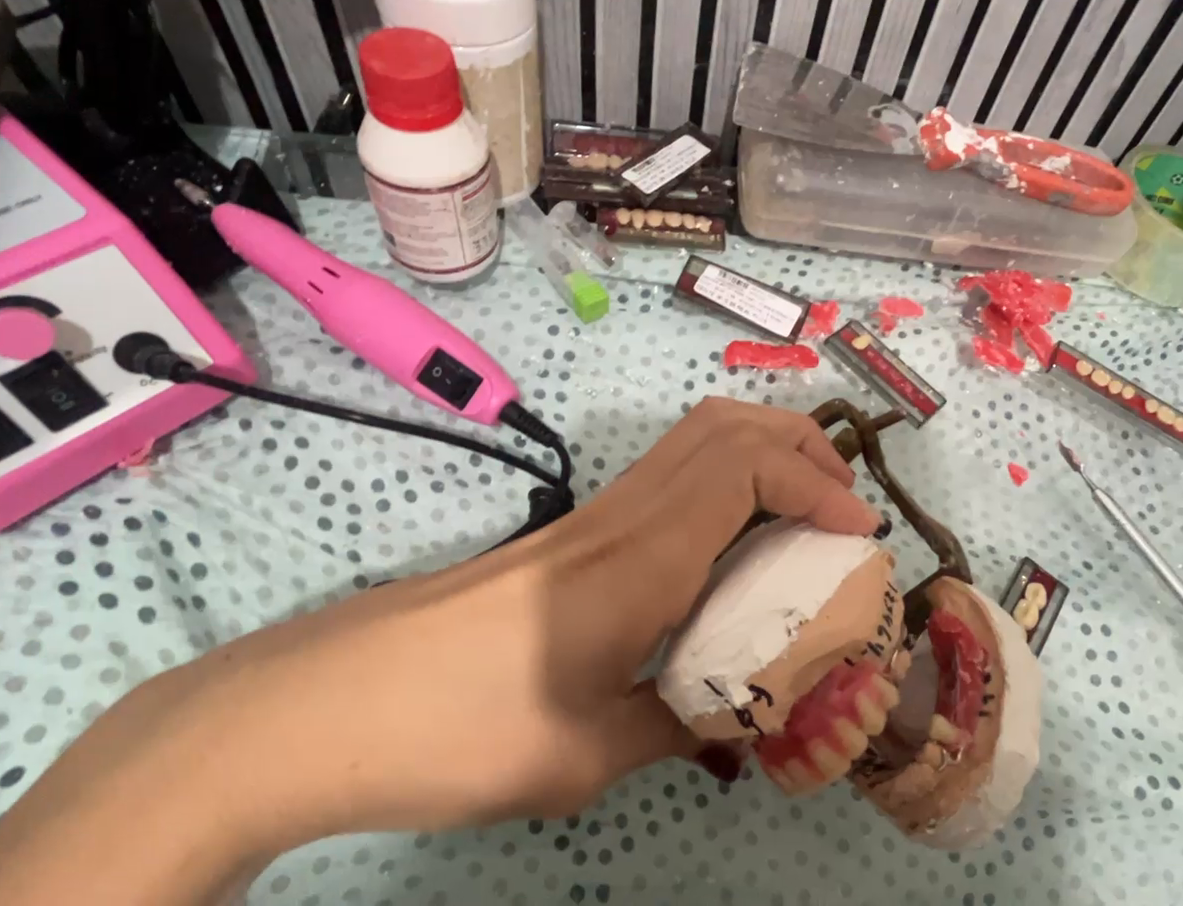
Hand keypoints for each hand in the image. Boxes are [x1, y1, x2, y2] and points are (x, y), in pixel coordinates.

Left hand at [0, 398, 880, 904]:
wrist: (322, 707)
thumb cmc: (458, 732)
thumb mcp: (586, 755)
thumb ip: (676, 724)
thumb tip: (736, 718)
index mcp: (641, 558)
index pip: (747, 471)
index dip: (818, 486)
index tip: (860, 535)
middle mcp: (624, 514)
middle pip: (726, 426)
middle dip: (802, 446)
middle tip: (841, 507)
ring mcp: (594, 515)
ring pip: (695, 437)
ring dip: (764, 451)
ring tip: (802, 511)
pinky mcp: (573, 532)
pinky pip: (670, 472)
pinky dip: (726, 476)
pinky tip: (730, 543)